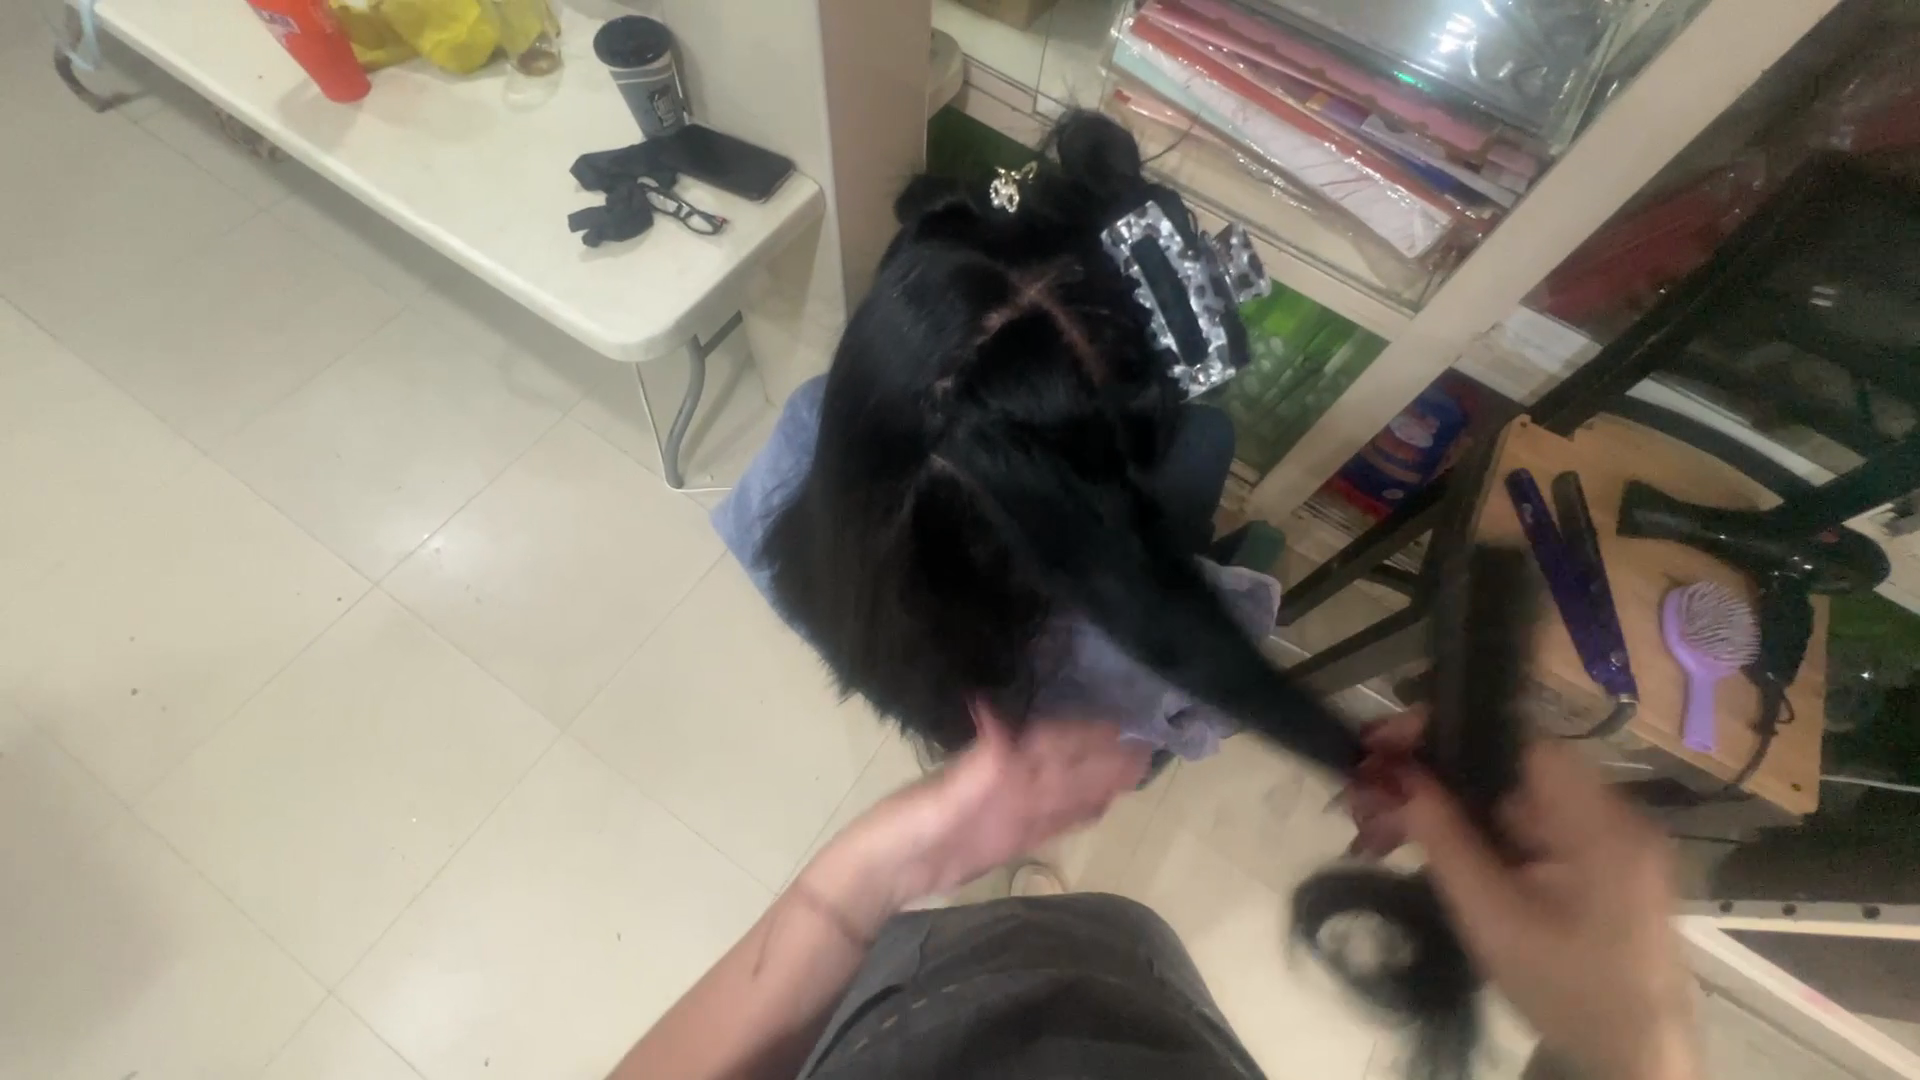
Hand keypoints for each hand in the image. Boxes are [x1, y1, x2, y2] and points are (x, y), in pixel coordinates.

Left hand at [799, 702, 1151, 936]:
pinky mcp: (1007, 839)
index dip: (1083, 735)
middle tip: (1147, 750)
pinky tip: (1098, 806)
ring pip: (1063, 793)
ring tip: (1135, 772)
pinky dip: (1075, 813)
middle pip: (1064, 767)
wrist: (883, 873)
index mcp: (996, 766)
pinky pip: (1050, 823)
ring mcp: (1010, 812)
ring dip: (1097, 782)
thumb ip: (977, 768)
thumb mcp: (940, 798)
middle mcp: (1008, 783)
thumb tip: (1000, 718)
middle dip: (1102, 757)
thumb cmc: (906, 827)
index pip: (1049, 745)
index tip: (1121, 727)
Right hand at [1367, 721, 1695, 1079]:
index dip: (1442, 729)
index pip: (1512, 737)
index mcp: (1594, 819)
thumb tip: (1393, 768)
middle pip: (1493, 764)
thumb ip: (1440, 831)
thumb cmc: (1563, 986)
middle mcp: (1600, 812)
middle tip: (1358, 792)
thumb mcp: (1488, 909)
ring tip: (1369, 827)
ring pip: (1490, 793)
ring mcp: (1589, 836)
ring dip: (1428, 802)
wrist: (1631, 1064)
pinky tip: (1408, 843)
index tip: (1380, 745)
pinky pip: (1504, 821)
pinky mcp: (1576, 858)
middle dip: (1419, 772)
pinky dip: (1455, 827)